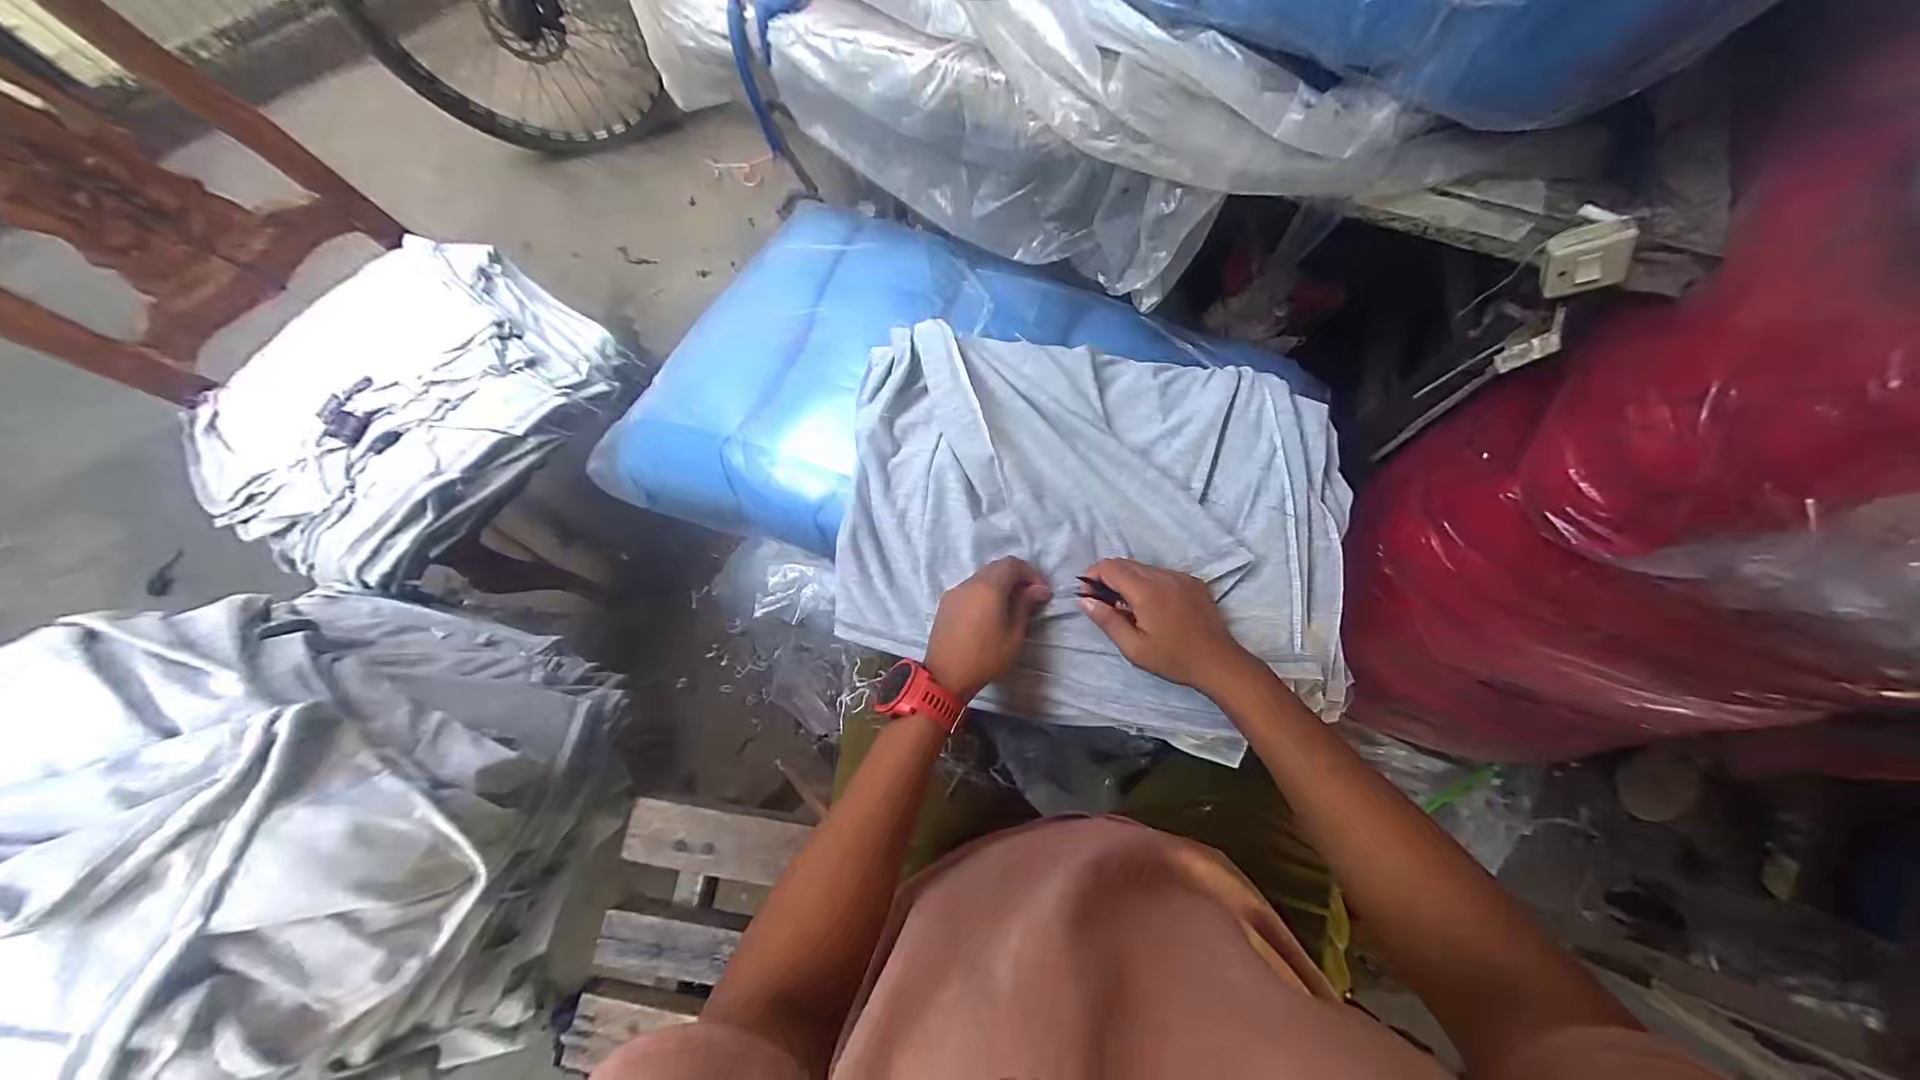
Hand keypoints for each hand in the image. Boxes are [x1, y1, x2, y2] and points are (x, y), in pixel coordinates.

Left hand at [923, 557, 1050, 701]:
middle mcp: (970, 583)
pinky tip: (988, 612)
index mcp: (989, 587)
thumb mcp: (1014, 634)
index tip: (1041, 591)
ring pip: (981, 577)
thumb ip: (1025, 605)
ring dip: (998, 584)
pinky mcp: (945, 603)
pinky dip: (983, 592)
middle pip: (996, 567)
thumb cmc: (986, 657)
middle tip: (1029, 595)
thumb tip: (1039, 589)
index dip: (1031, 573)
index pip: (1012, 564)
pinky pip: (969, 588)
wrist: (946, 675)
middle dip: (1015, 576)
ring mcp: (955, 592)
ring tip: (1010, 604)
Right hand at [1078, 558, 1260, 695]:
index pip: (1110, 568)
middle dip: (1107, 577)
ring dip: (1128, 579)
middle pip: (1125, 563)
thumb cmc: (1173, 659)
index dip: (1093, 576)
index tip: (1087, 593)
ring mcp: (1180, 577)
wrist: (1218, 662)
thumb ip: (1107, 620)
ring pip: (1143, 567)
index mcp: (1146, 591)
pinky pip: (1162, 574)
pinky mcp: (1193, 582)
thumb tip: (1084, 600)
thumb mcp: (1133, 647)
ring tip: (1127, 607)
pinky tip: (1151, 606)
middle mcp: (1163, 576)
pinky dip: (1148, 582)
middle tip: (1103, 601)